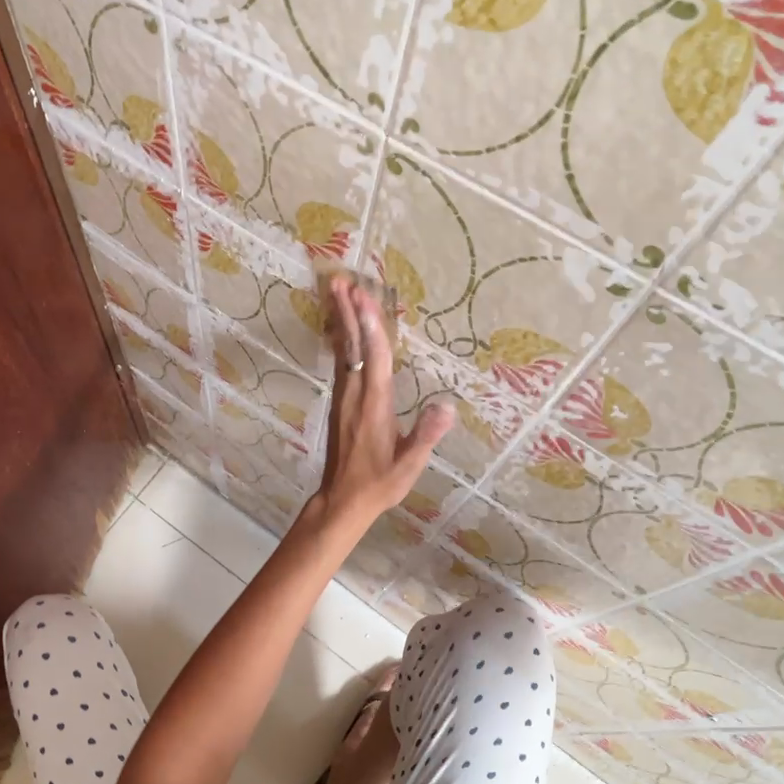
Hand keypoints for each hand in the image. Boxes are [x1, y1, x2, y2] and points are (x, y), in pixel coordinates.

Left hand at [314, 272, 452, 524]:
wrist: (342, 501)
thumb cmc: (379, 484)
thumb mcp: (409, 465)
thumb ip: (425, 435)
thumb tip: (446, 406)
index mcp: (374, 406)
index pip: (374, 358)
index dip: (371, 327)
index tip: (363, 297)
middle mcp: (354, 396)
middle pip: (351, 346)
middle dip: (348, 313)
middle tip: (340, 281)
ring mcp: (343, 399)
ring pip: (343, 352)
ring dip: (341, 321)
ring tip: (337, 292)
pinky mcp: (339, 405)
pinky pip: (340, 363)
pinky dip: (341, 341)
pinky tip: (341, 330)